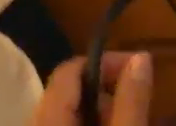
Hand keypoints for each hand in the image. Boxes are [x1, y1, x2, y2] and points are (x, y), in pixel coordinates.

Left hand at [30, 53, 151, 125]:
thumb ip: (131, 99)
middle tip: (135, 104)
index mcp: (48, 119)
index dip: (106, 61)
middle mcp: (34, 123)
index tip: (139, 69)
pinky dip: (87, 124)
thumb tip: (141, 56)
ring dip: (99, 111)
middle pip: (67, 90)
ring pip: (66, 112)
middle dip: (105, 89)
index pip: (70, 69)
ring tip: (125, 120)